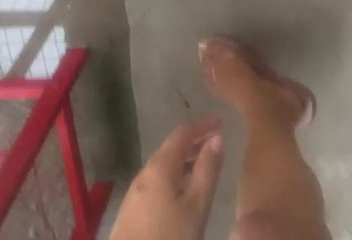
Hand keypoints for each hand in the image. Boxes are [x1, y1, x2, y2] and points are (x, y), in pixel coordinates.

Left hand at [109, 117, 226, 239]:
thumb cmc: (170, 236)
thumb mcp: (197, 206)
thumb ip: (208, 170)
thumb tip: (217, 138)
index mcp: (160, 166)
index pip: (182, 133)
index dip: (202, 125)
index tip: (221, 123)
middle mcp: (144, 172)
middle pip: (171, 148)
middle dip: (194, 143)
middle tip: (216, 145)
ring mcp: (135, 191)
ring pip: (162, 166)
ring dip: (183, 161)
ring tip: (203, 168)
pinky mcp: (131, 209)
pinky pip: (155, 182)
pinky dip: (173, 176)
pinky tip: (181, 192)